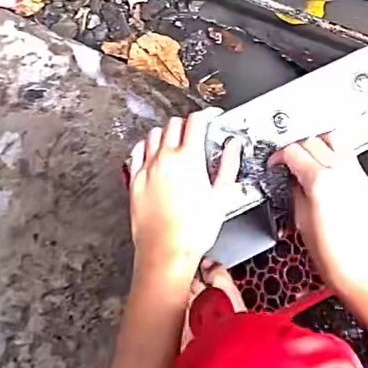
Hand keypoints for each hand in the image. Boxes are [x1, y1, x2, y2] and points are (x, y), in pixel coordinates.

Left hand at [125, 109, 241, 281]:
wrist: (166, 252)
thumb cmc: (193, 231)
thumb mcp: (222, 197)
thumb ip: (229, 166)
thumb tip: (232, 147)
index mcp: (188, 159)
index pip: (196, 121)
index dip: (206, 114)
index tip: (210, 116)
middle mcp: (165, 158)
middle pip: (174, 124)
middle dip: (187, 123)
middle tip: (195, 131)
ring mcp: (147, 168)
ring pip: (154, 134)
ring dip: (166, 133)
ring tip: (175, 141)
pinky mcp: (135, 180)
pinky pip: (136, 152)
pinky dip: (146, 146)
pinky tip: (152, 152)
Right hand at [273, 133, 367, 297]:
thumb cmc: (339, 259)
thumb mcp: (302, 223)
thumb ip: (295, 192)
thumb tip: (291, 181)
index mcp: (320, 179)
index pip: (292, 150)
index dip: (278, 156)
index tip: (274, 164)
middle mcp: (341, 170)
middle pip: (311, 140)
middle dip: (294, 148)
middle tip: (285, 161)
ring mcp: (356, 174)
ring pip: (332, 140)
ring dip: (315, 145)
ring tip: (304, 160)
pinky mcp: (365, 182)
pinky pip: (345, 154)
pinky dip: (331, 154)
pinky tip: (324, 171)